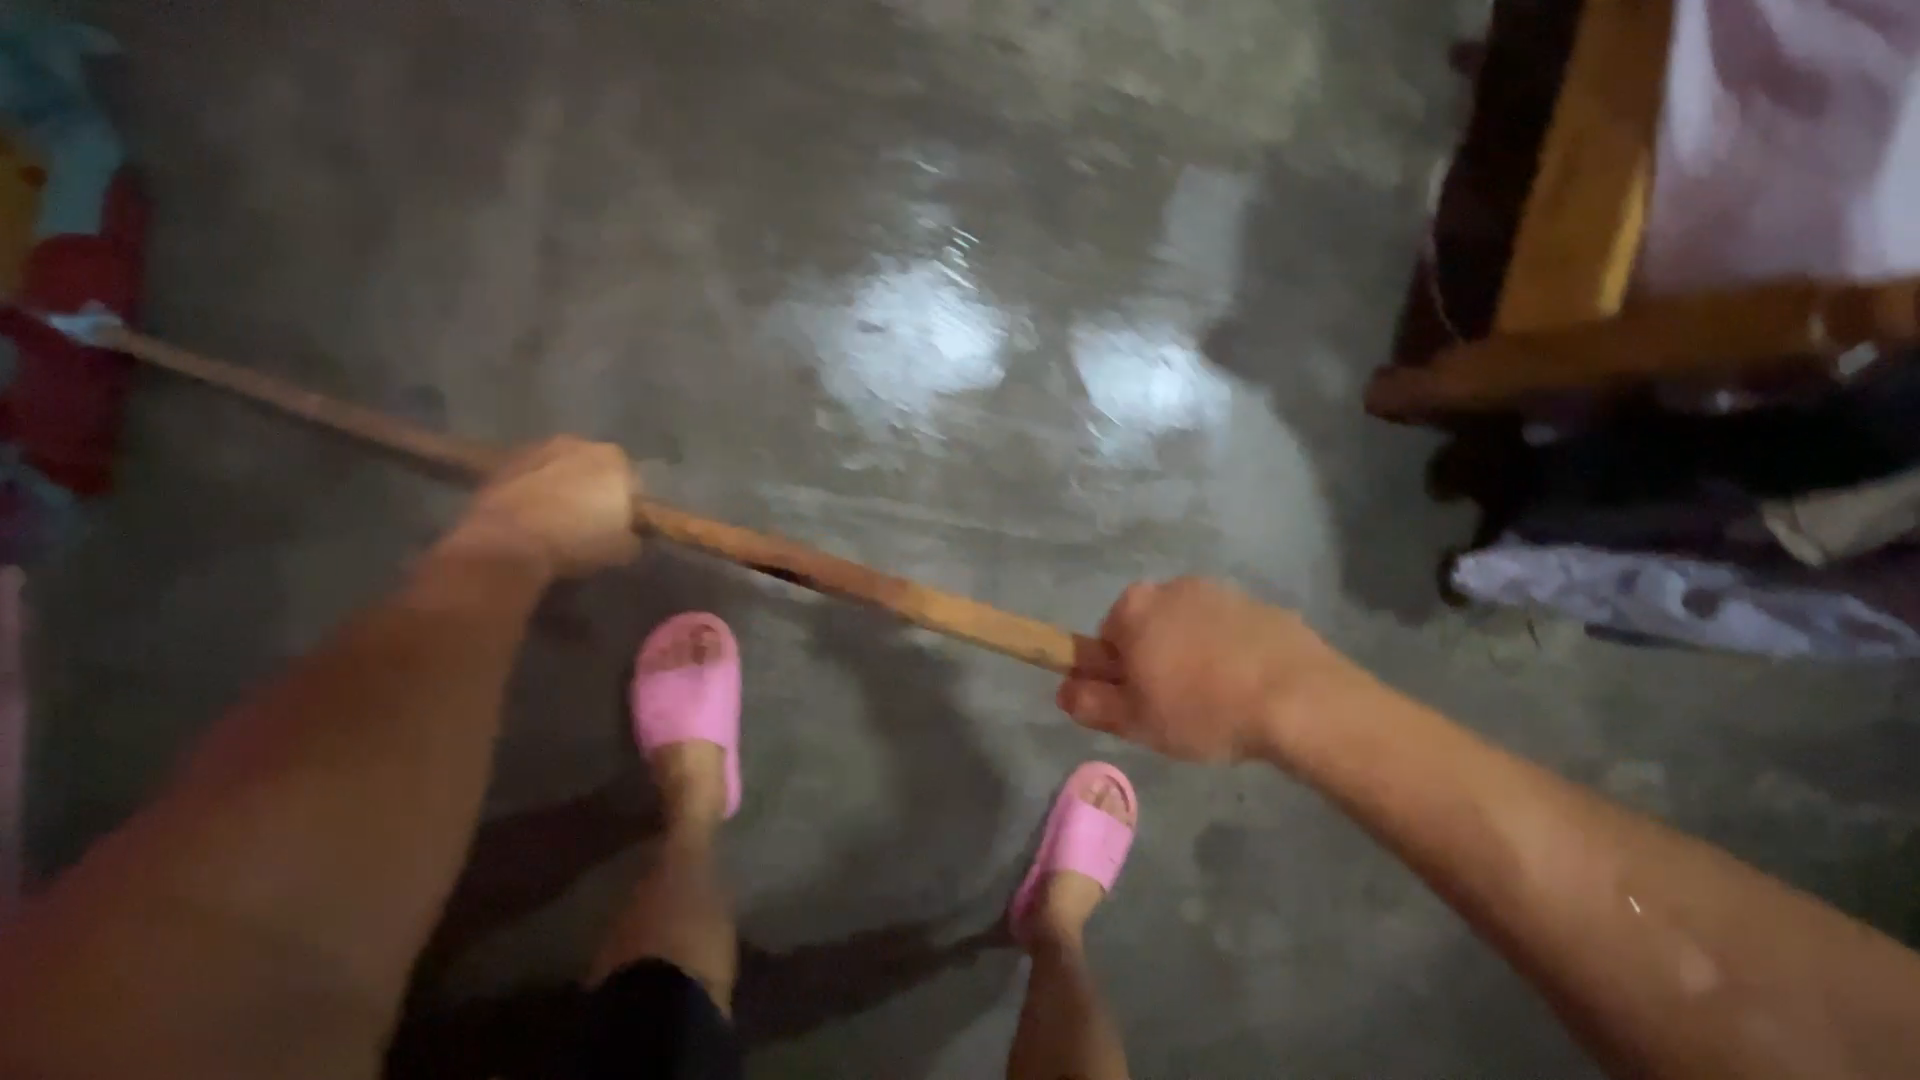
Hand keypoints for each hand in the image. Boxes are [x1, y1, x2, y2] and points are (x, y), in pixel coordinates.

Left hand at [457, 437, 640, 576]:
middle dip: (593, 490)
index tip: (618, 528)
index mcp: (615, 459)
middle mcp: (579, 443)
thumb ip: (633, 536)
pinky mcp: (504, 461)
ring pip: (560, 468)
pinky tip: (528, 516)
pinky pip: (530, 476)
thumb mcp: (623, 551)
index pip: (632, 483)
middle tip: (587, 522)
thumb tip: (629, 535)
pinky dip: (533, 489)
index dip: (627, 507)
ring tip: (553, 519)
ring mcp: (538, 447)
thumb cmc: (576, 541)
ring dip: (561, 486)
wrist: (508, 541)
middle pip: (594, 468)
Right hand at [1057, 578, 1352, 763]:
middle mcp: (1173, 588)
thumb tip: (1064, 690)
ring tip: (1219, 705)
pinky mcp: (1263, 606)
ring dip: (1196, 658)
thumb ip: (1089, 703)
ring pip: (1192, 630)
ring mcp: (1222, 592)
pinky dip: (1233, 656)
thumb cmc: (1202, 709)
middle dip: (1157, 662)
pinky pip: (1232, 634)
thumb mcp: (1134, 721)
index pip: (1106, 638)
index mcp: (1135, 607)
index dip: (1117, 674)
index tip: (1140, 704)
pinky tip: (1250, 692)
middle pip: (1150, 629)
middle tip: (1177, 710)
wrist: (1298, 698)